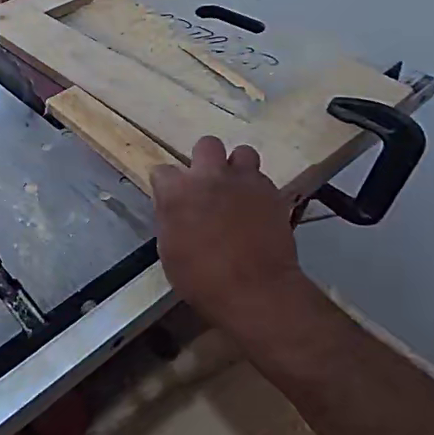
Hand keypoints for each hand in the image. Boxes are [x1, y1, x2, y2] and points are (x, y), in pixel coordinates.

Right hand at [151, 136, 303, 329]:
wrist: (256, 290)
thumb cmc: (203, 281)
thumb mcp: (170, 253)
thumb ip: (171, 220)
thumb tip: (175, 208)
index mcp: (178, 192)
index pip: (163, 172)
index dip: (167, 186)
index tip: (172, 199)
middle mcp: (210, 176)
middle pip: (206, 145)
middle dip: (205, 160)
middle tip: (208, 184)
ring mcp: (244, 180)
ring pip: (242, 152)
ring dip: (237, 168)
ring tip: (237, 189)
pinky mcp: (271, 190)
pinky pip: (261, 178)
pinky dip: (256, 189)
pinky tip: (256, 208)